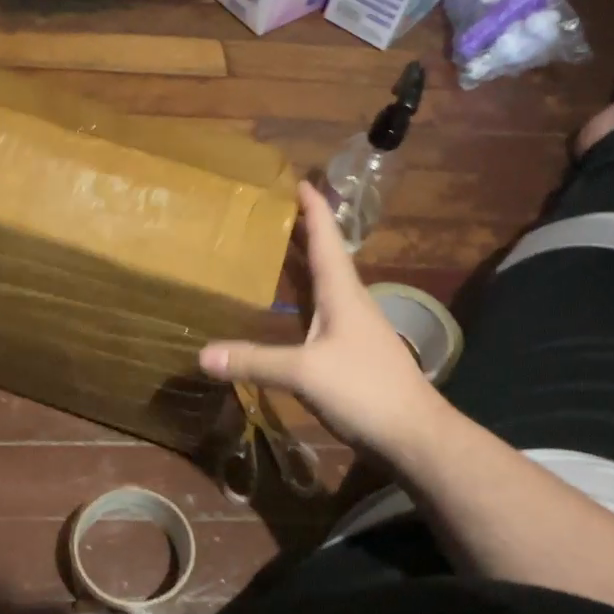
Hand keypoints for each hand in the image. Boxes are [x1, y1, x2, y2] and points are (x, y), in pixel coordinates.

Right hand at [199, 182, 441, 451]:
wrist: (412, 433)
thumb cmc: (364, 389)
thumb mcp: (304, 373)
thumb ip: (255, 361)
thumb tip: (201, 355)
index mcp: (343, 294)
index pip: (327, 239)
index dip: (313, 210)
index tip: (297, 180)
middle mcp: (350, 304)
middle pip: (325, 259)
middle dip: (302, 234)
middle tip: (272, 214)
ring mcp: (354, 331)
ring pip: (324, 288)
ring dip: (303, 269)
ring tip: (274, 254)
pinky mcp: (352, 356)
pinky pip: (321, 317)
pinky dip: (302, 303)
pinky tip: (288, 314)